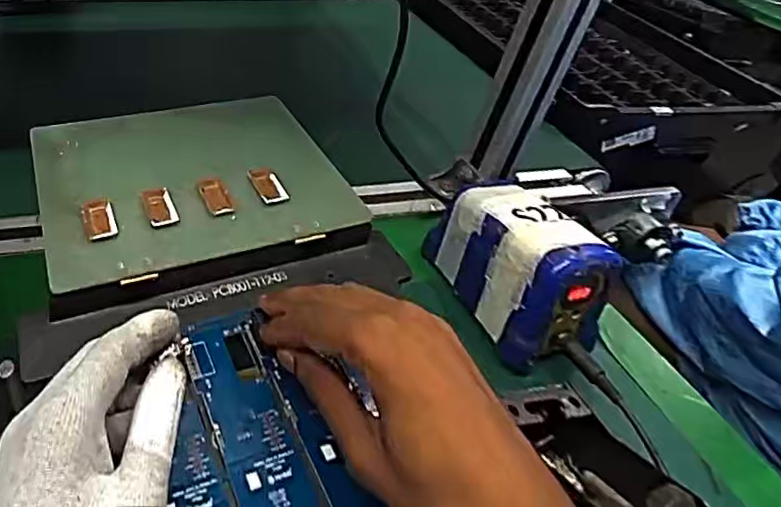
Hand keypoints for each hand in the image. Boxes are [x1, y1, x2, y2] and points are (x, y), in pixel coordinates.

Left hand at [0, 309, 185, 506]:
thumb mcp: (137, 492)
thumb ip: (157, 424)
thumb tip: (171, 378)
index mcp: (59, 417)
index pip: (110, 347)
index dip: (147, 329)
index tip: (170, 321)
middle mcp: (31, 427)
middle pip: (89, 368)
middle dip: (133, 358)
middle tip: (168, 352)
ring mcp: (20, 454)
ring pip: (76, 400)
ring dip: (117, 394)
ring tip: (156, 399)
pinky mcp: (18, 481)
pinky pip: (63, 430)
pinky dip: (98, 424)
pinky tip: (124, 443)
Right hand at [258, 285, 570, 506]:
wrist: (516, 505)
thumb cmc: (451, 490)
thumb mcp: (370, 453)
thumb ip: (327, 398)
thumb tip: (299, 363)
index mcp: (384, 346)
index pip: (319, 319)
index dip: (286, 323)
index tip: (264, 328)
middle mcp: (407, 323)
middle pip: (339, 296)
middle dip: (301, 301)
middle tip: (271, 307)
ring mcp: (430, 326)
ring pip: (363, 294)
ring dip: (327, 300)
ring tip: (299, 309)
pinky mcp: (444, 338)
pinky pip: (388, 305)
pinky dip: (356, 307)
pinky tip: (344, 320)